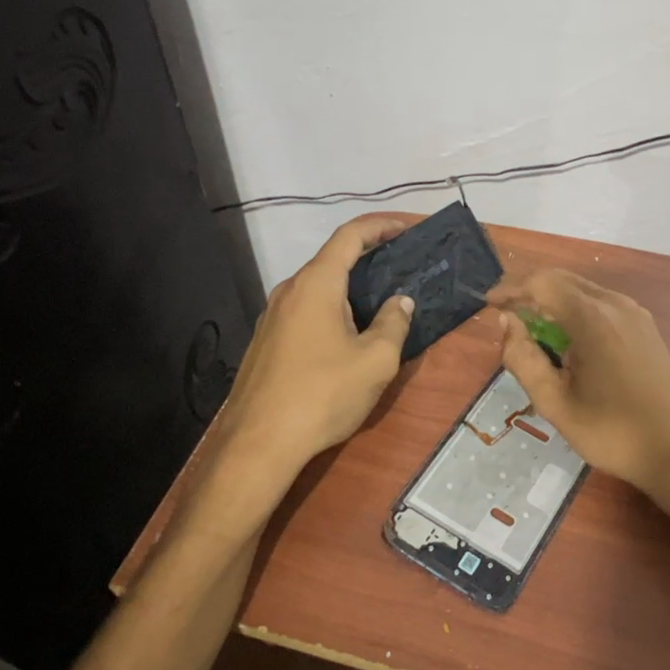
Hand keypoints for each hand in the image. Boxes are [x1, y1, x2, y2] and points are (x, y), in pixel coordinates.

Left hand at [212, 215, 415, 477]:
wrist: (258, 444)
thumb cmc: (323, 395)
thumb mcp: (375, 360)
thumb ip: (393, 323)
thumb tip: (400, 301)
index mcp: (316, 284)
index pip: (350, 235)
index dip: (382, 225)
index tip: (411, 228)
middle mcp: (290, 291)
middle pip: (333, 259)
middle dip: (371, 257)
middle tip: (406, 267)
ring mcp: (273, 317)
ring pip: (319, 288)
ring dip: (352, 287)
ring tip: (385, 301)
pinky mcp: (267, 342)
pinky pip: (307, 310)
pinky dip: (334, 308)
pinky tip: (352, 334)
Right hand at [490, 270, 669, 502]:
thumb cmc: (611, 432)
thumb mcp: (555, 403)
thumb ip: (523, 358)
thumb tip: (507, 322)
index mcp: (593, 318)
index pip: (542, 283)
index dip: (511, 289)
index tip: (489, 306)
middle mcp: (616, 304)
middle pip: (562, 280)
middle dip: (530, 292)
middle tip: (505, 316)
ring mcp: (635, 313)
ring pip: (582, 290)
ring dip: (553, 301)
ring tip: (530, 330)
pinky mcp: (645, 326)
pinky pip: (601, 304)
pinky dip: (576, 311)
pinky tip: (566, 339)